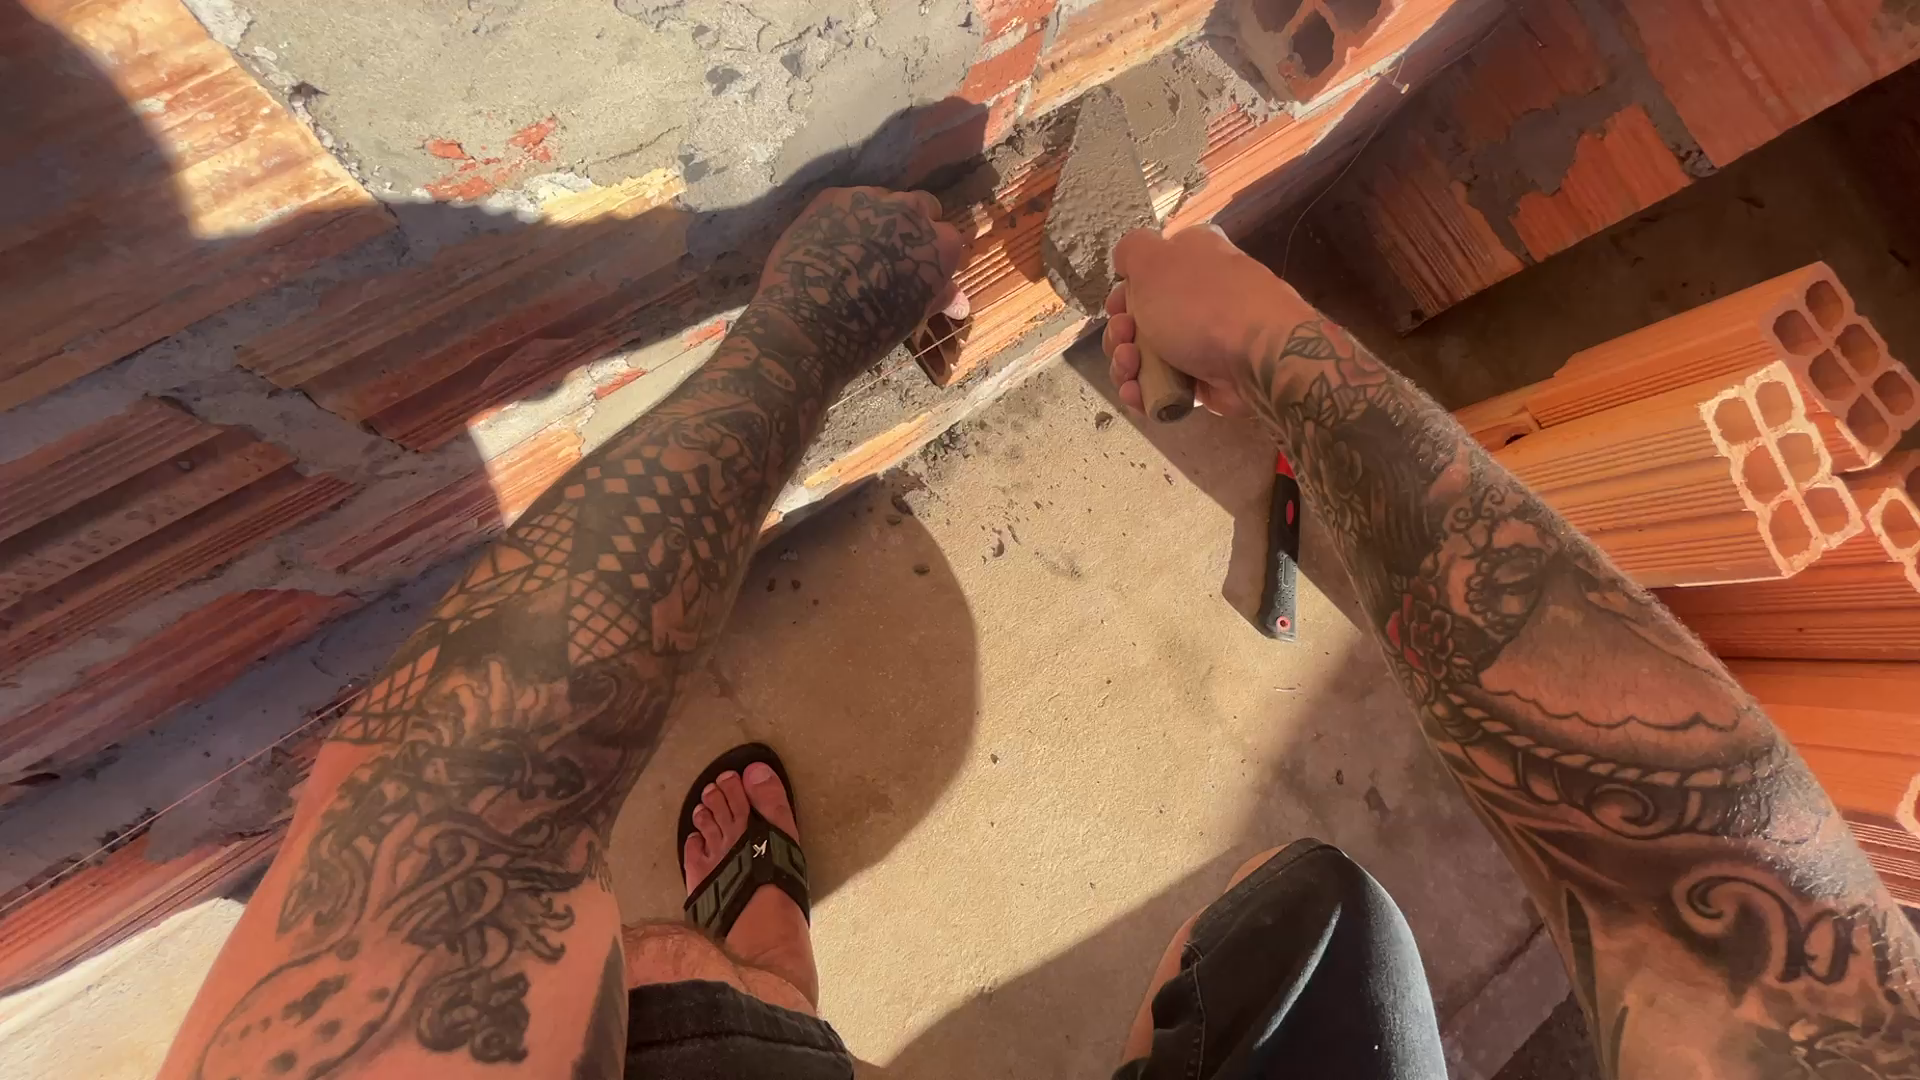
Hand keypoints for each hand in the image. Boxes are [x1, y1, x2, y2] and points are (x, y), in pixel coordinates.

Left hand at [754, 187, 970, 373]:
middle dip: (913, 226)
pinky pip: (848, 202)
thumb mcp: (911, 317)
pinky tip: (832, 246)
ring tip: (859, 250)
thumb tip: (961, 303)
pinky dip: (846, 219)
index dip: (935, 253)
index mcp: (939, 245)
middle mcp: (911, 212)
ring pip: (884, 200)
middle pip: (921, 207)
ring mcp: (871, 199)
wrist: (809, 324)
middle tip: (893, 255)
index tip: (921, 269)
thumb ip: (938, 298)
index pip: (948, 238)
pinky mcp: (833, 197)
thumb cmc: (870, 331)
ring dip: (879, 219)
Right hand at [1102, 225, 1300, 416]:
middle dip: (1120, 336)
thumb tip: (1125, 257)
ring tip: (1131, 371)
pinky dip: (1144, 392)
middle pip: (1136, 321)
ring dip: (1126, 366)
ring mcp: (1198, 341)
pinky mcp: (1200, 378)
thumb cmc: (1199, 303)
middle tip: (1126, 341)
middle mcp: (1194, 298)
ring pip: (1143, 357)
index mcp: (1188, 261)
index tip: (1117, 311)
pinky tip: (1138, 394)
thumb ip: (1132, 249)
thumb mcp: (1154, 260)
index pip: (1143, 277)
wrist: (1256, 357)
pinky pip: (1160, 387)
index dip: (1121, 297)